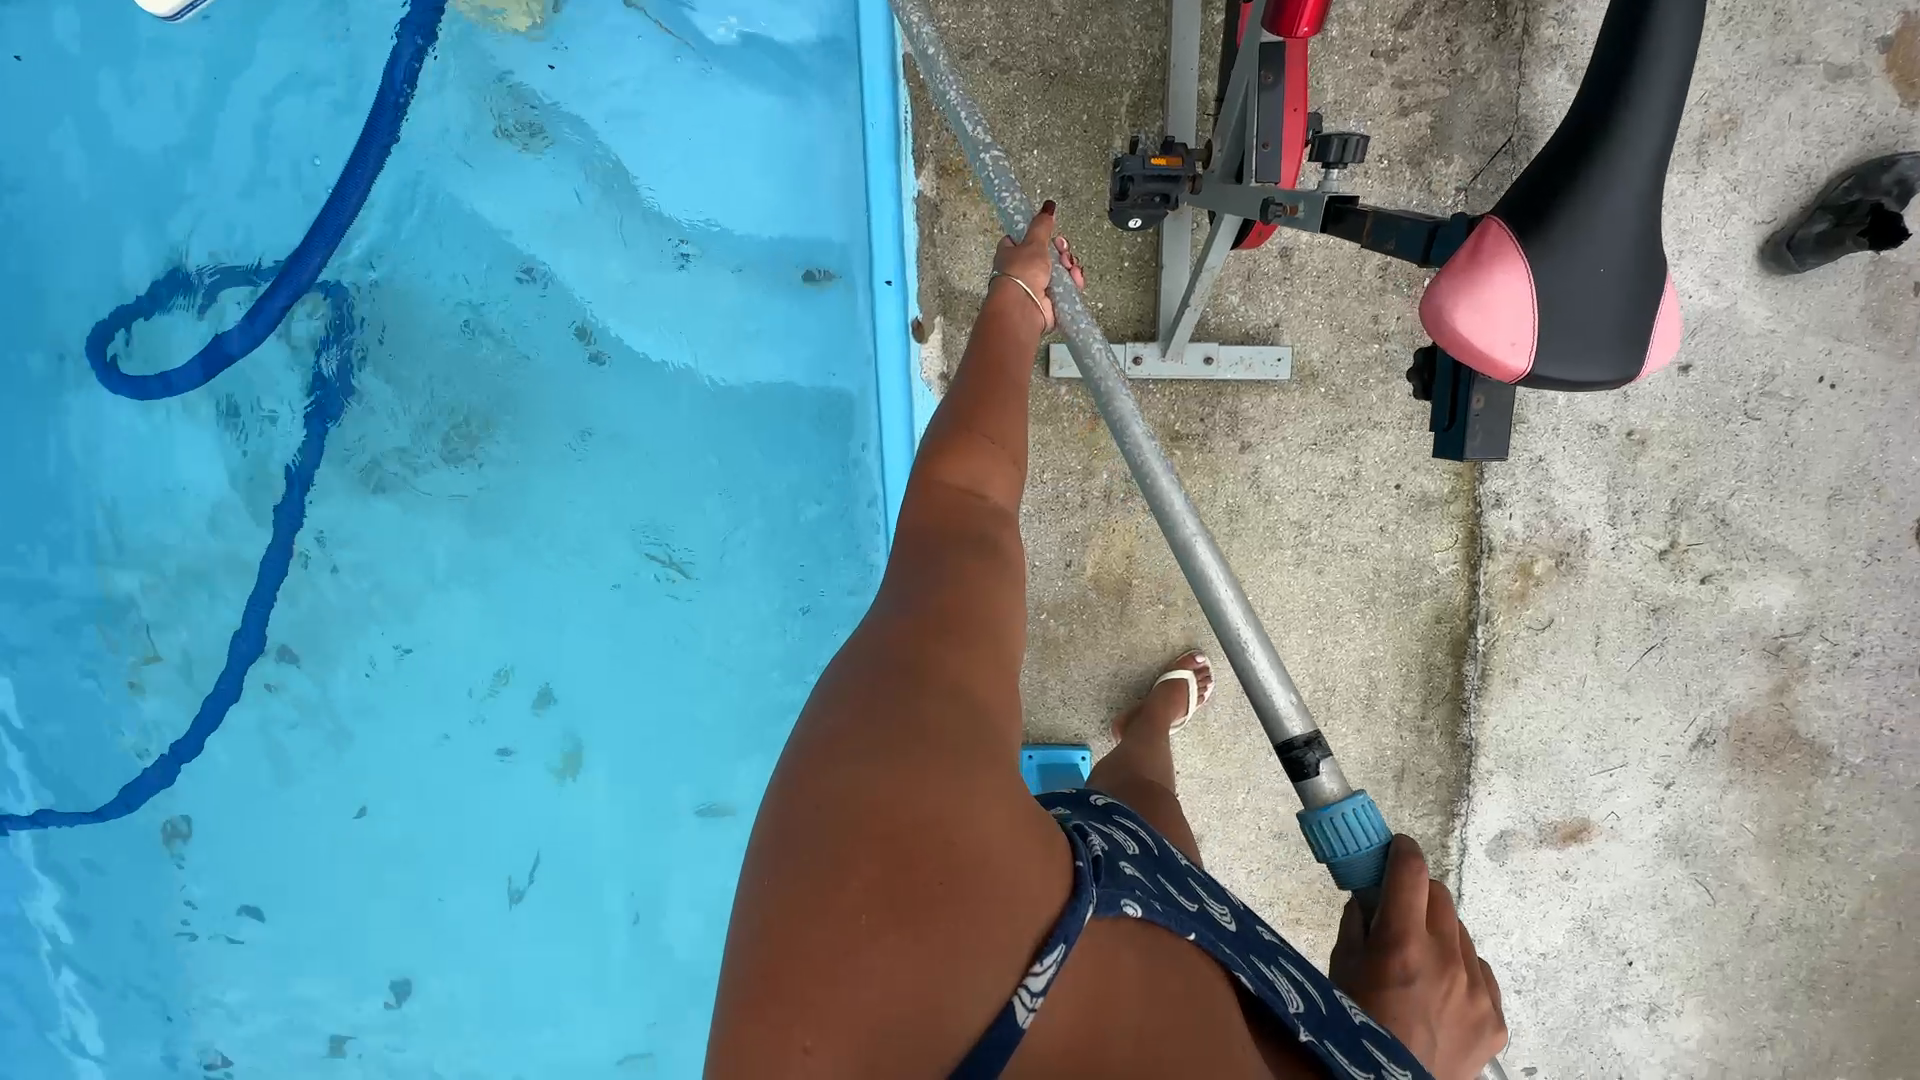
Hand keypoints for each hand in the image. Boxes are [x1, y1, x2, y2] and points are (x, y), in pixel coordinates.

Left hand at [991, 199, 1085, 331]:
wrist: (1023, 308)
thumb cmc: (1021, 273)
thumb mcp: (1033, 242)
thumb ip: (1042, 224)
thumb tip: (1048, 205)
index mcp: (1011, 253)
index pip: (1027, 239)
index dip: (1042, 236)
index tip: (1052, 235)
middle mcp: (1023, 270)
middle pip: (1049, 254)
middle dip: (1061, 251)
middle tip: (1063, 252)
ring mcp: (1037, 286)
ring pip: (1060, 270)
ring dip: (1069, 266)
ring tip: (1070, 268)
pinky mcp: (1050, 300)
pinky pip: (1066, 287)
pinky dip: (1073, 282)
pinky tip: (1076, 279)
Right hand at [1328, 835, 1506, 1079]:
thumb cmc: (1356, 1020)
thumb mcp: (1342, 964)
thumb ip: (1358, 921)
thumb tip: (1369, 892)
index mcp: (1402, 942)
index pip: (1412, 871)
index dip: (1403, 850)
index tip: (1396, 846)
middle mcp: (1447, 959)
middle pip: (1440, 896)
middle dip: (1417, 891)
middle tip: (1399, 906)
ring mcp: (1478, 990)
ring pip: (1461, 932)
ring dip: (1438, 930)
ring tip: (1418, 958)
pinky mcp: (1496, 1017)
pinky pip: (1480, 971)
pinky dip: (1459, 967)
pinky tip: (1439, 988)